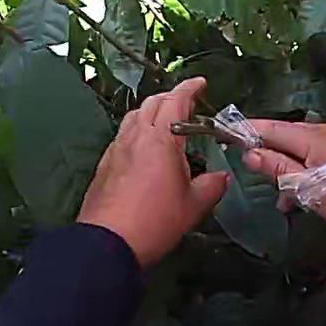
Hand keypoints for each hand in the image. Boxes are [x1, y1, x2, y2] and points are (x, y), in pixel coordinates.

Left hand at [78, 78, 229, 266]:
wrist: (108, 243)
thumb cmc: (156, 220)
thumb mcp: (194, 205)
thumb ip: (211, 186)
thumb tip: (222, 177)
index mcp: (161, 139)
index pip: (176, 101)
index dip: (189, 88)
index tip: (200, 83)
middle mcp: (136, 137)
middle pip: (152, 103)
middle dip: (170, 97)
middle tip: (186, 102)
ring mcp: (116, 149)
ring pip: (133, 117)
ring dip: (151, 112)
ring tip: (164, 122)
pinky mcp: (104, 165)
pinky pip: (122, 137)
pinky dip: (136, 132)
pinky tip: (143, 148)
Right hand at [241, 120, 325, 236]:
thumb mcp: (309, 188)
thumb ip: (278, 167)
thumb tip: (249, 152)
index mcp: (313, 136)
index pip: (271, 127)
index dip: (247, 129)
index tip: (225, 131)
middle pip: (287, 135)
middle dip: (268, 151)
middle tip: (250, 168)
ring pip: (304, 146)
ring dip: (288, 165)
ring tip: (281, 196)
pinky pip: (319, 152)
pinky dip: (306, 167)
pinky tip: (303, 191)